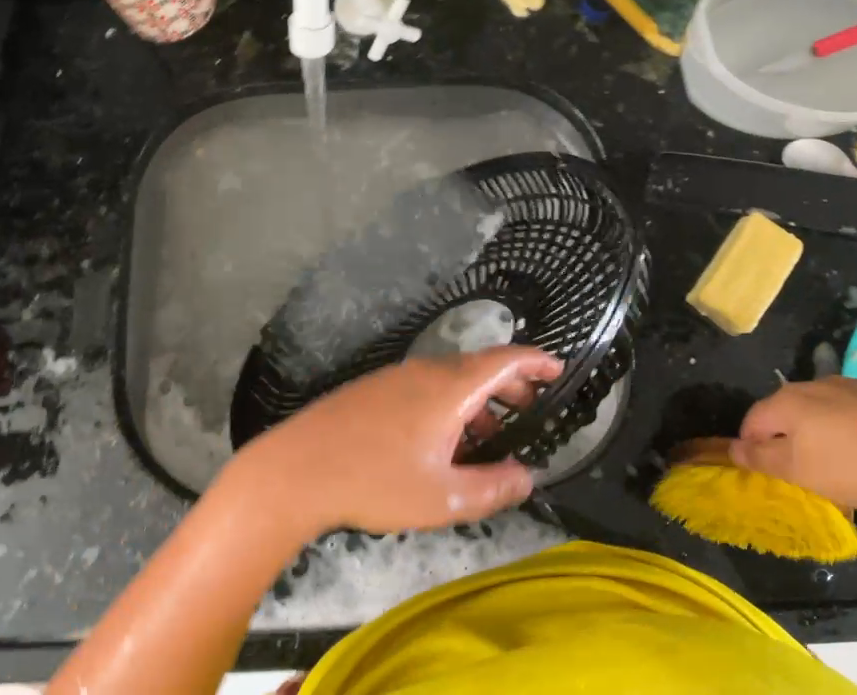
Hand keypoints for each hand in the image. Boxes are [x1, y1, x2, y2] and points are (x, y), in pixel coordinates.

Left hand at [225, 346, 562, 536]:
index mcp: (450, 388)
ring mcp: (395, 378)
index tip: (560, 368)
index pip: (505, 359)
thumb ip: (494, 488)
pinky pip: (425, 387)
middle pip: (479, 367)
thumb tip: (527, 477)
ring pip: (450, 379)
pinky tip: (442, 441)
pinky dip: (449, 405)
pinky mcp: (372, 390)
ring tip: (491, 436)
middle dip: (511, 386)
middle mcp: (425, 371)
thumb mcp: (444, 497)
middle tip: (533, 410)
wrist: (296, 469)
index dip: (537, 361)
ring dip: (478, 401)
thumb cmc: (376, 481)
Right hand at [670, 377, 856, 515]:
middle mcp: (816, 385)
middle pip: (786, 412)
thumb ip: (760, 458)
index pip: (753, 420)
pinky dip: (851, 433)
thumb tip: (732, 447)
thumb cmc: (855, 466)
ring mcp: (854, 387)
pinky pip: (854, 414)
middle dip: (785, 439)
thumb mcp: (798, 471)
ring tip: (839, 467)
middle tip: (802, 473)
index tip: (765, 472)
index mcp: (788, 400)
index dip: (750, 446)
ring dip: (819, 435)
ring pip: (821, 411)